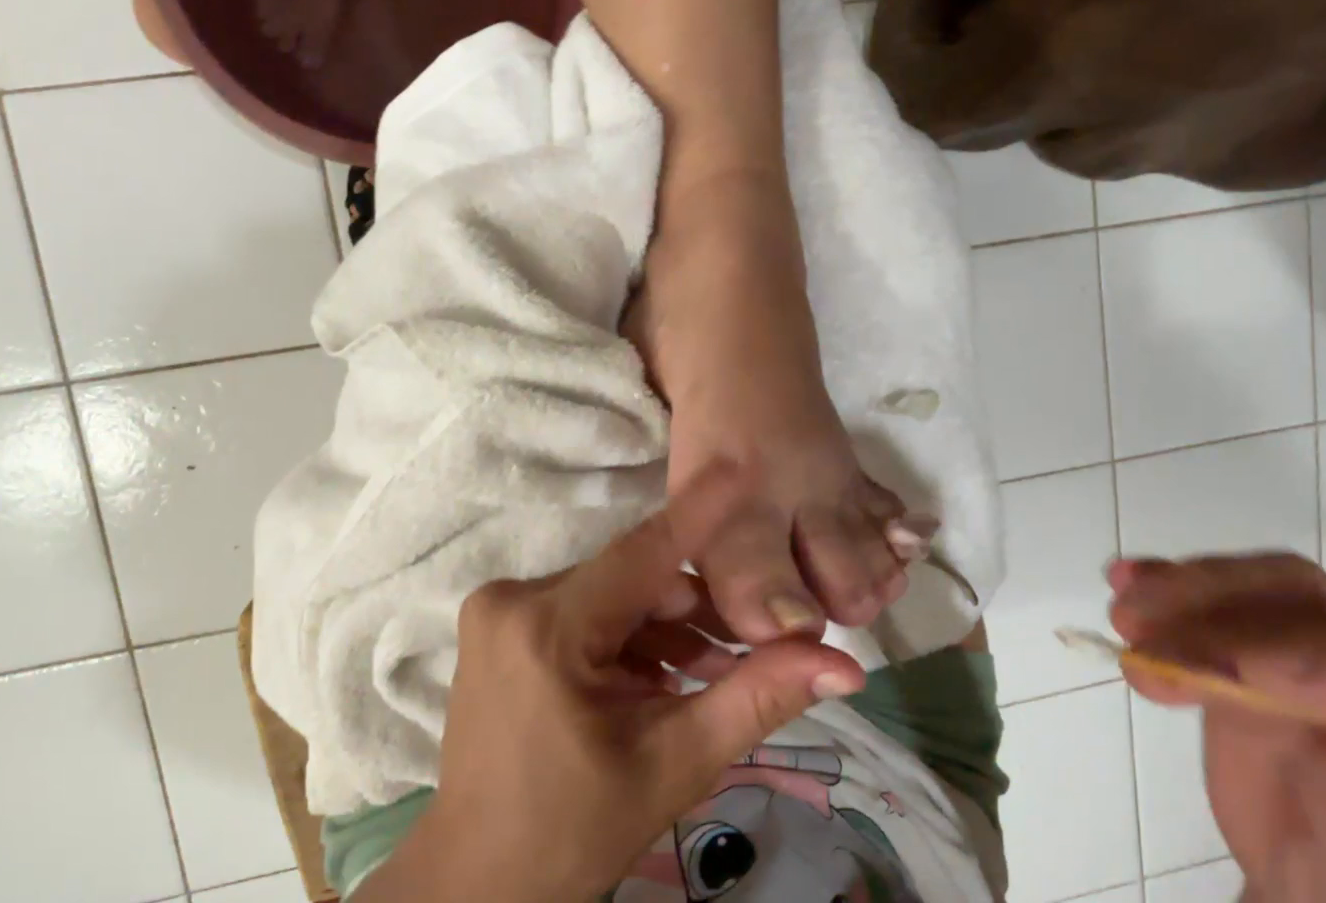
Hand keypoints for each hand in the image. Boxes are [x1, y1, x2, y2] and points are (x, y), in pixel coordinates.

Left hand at [355, 467, 866, 902]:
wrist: (481, 877)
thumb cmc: (575, 829)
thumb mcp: (673, 762)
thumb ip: (756, 699)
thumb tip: (844, 663)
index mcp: (547, 626)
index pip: (645, 550)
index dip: (704, 509)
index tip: (746, 464)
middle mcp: (513, 599)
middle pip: (632, 580)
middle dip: (698, 607)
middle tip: (762, 640)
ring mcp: (500, 612)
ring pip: (611, 597)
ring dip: (667, 629)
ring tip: (723, 670)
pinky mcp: (501, 629)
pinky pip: (583, 615)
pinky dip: (630, 640)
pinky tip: (670, 677)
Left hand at [624, 195, 929, 642]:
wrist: (729, 255)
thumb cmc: (671, 325)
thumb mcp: (644, 393)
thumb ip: (662, 466)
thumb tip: (663, 538)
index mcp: (720, 469)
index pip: (750, 574)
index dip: (764, 623)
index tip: (771, 647)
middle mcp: (784, 475)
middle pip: (833, 583)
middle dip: (817, 622)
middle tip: (786, 630)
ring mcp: (823, 459)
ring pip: (870, 552)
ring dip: (860, 586)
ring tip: (838, 596)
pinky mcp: (842, 440)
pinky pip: (880, 500)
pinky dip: (892, 533)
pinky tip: (894, 548)